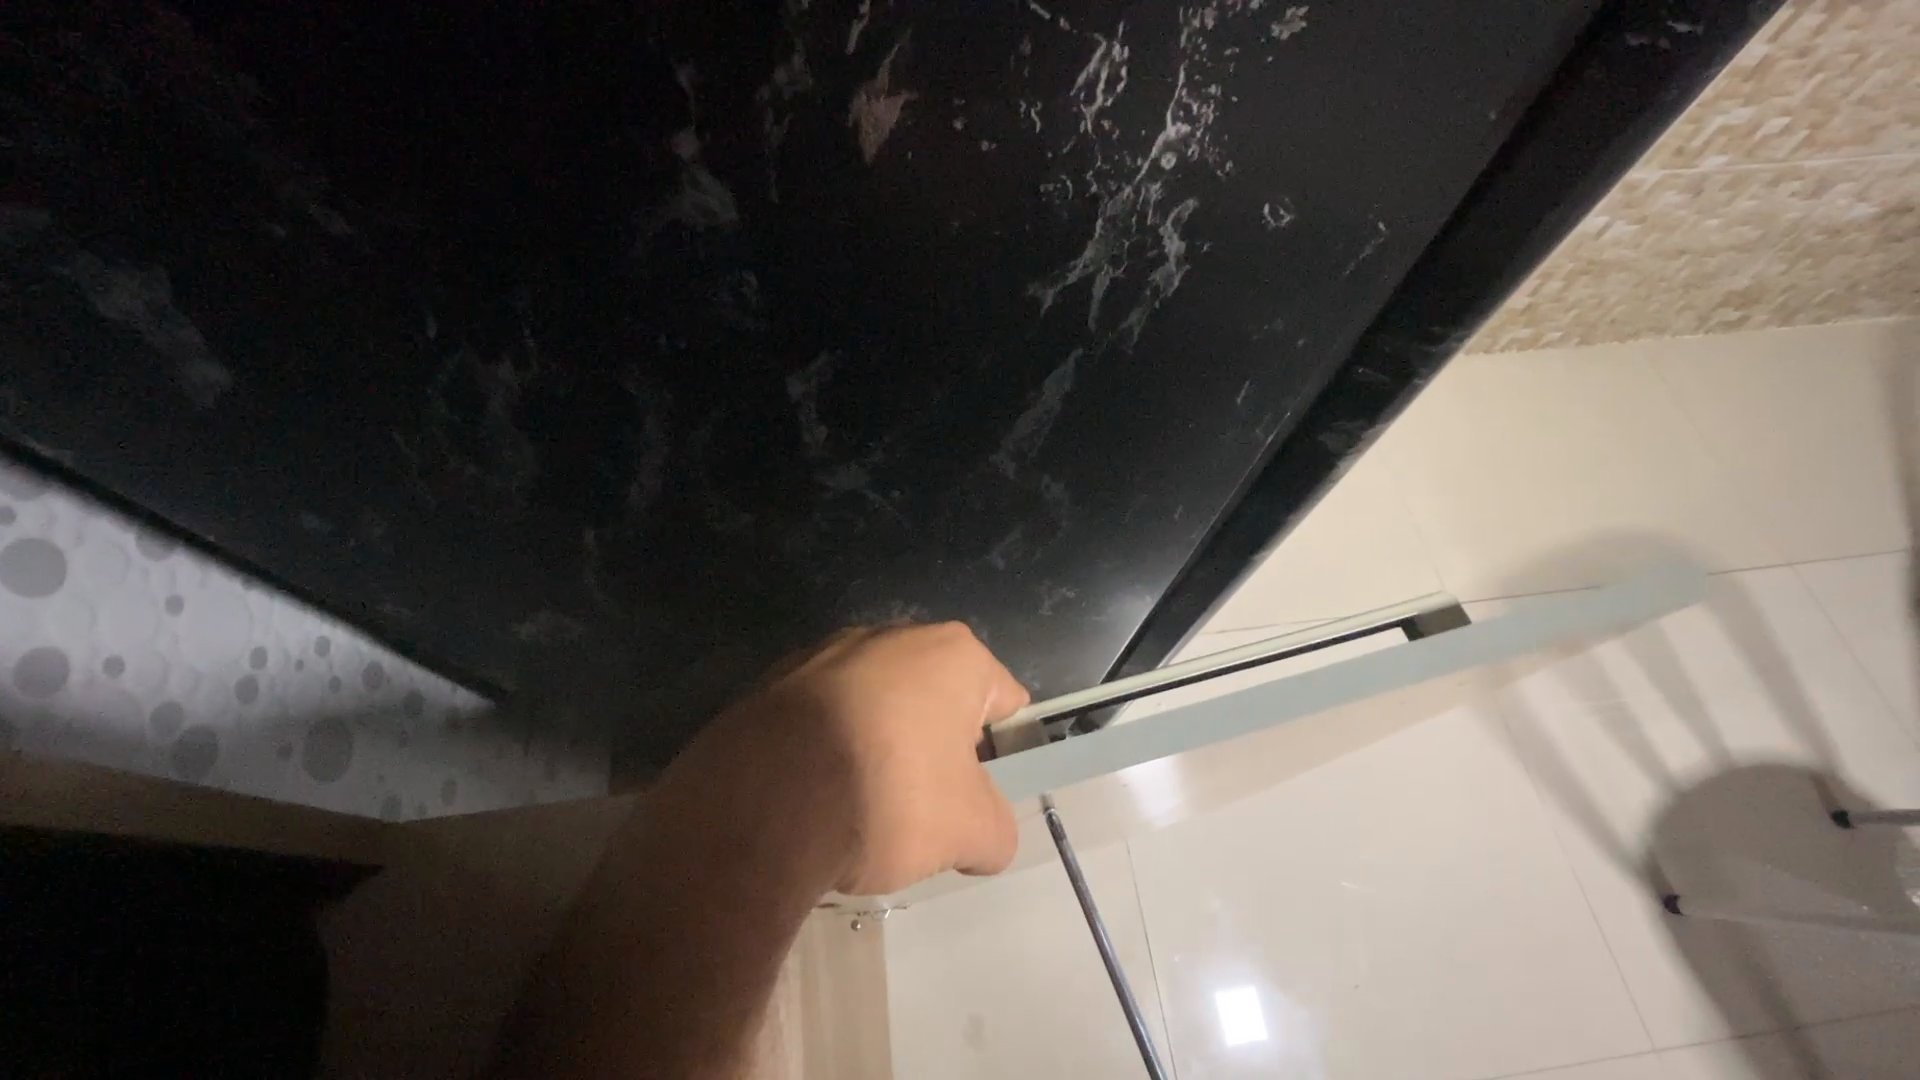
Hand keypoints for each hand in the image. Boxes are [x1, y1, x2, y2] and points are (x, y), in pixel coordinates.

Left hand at [697, 622, 1029, 895]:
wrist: (762, 800)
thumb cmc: (890, 795)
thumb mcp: (973, 832)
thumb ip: (996, 832)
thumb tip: (983, 838)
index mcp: (953, 654)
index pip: (1002, 697)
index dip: (998, 749)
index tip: (979, 791)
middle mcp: (890, 637)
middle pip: (933, 700)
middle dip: (933, 747)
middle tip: (924, 806)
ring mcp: (823, 653)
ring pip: (874, 707)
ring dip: (878, 746)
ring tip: (861, 806)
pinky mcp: (772, 682)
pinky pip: (820, 719)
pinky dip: (826, 748)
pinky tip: (814, 795)